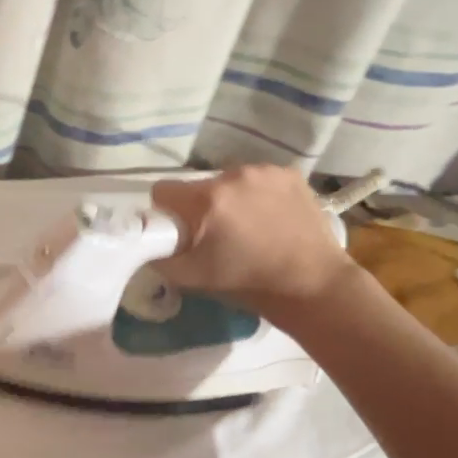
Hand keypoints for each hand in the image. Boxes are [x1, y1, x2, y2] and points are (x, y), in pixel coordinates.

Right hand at [150, 165, 359, 318]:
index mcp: (206, 199)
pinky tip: (270, 218)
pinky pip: (258, 179)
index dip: (165, 212)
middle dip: (200, 207)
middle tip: (216, 236)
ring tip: (247, 227)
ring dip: (230, 199)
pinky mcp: (290, 175)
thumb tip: (146, 246)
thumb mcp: (192, 278)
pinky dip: (257, 195)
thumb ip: (159, 259)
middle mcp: (233, 174)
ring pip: (229, 181)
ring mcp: (265, 171)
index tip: (179, 232)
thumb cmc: (247, 283)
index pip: (162, 190)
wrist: (311, 285)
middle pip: (198, 186)